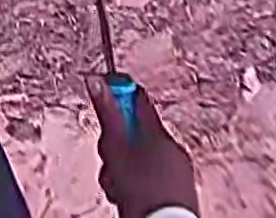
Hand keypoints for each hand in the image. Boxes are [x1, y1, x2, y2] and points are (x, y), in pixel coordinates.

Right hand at [88, 78, 197, 217]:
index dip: (118, 92)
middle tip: (108, 153)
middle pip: (137, 128)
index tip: (103, 93)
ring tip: (116, 179)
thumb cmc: (143, 194)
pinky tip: (127, 189)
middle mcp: (173, 148)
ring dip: (124, 161)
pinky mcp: (179, 191)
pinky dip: (138, 176)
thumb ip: (107, 113)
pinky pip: (153, 172)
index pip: (137, 96)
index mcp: (158, 132)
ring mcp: (179, 170)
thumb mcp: (115, 149)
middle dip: (117, 139)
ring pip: (142, 152)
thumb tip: (96, 80)